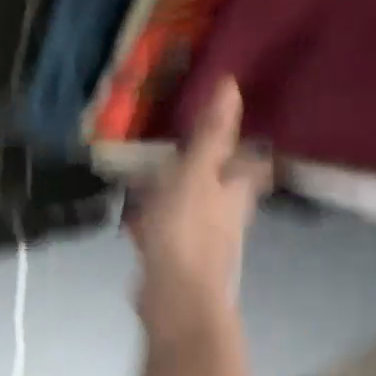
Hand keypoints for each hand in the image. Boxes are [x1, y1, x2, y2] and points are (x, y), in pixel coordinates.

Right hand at [128, 77, 271, 353]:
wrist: (174, 291)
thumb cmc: (185, 230)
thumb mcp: (194, 172)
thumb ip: (210, 133)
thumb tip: (229, 84)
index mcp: (238, 185)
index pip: (245, 158)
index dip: (230, 145)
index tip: (203, 134)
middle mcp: (229, 208)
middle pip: (215, 182)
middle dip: (192, 171)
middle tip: (160, 158)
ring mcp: (202, 234)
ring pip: (187, 205)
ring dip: (166, 196)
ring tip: (136, 187)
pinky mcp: (176, 255)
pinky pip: (164, 229)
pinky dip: (150, 221)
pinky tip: (130, 221)